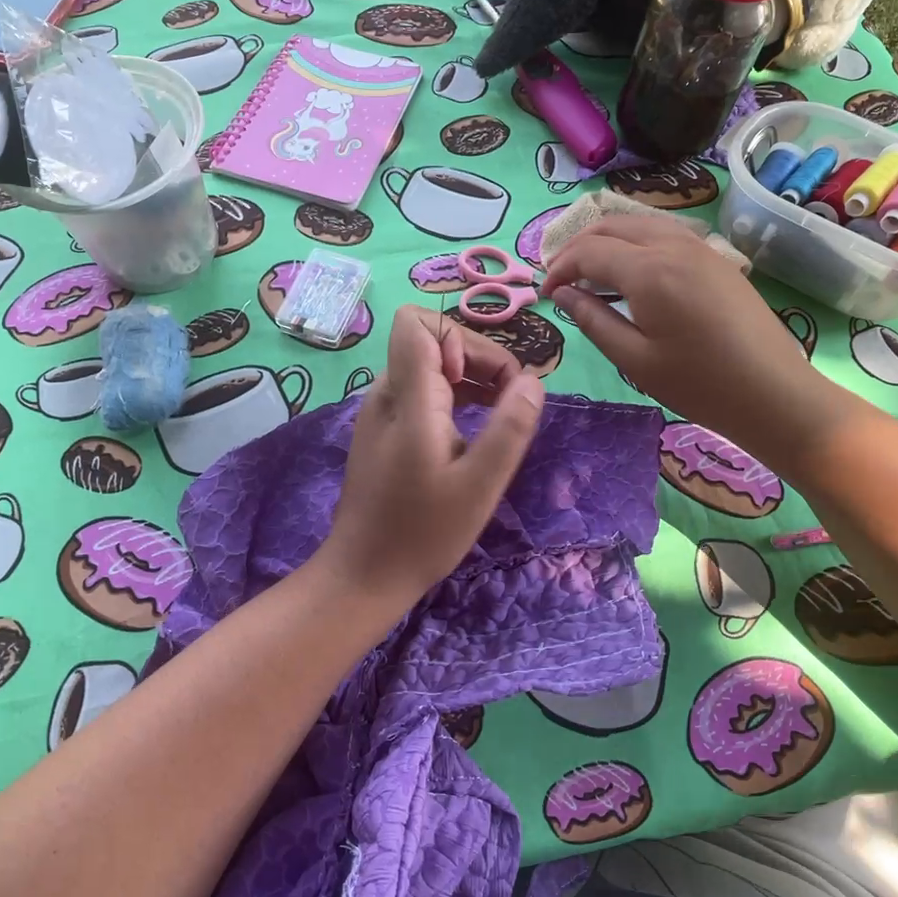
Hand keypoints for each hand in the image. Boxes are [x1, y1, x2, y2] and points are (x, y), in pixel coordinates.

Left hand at [320, 306, 543, 597]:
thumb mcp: (479, 485)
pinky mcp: (385, 434)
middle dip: (477, 358)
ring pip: (428, 367)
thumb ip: (510, 428)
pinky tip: (475, 430)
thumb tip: (534, 380)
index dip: (458, 336)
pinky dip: (453, 398)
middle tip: (510, 400)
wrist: (363, 574)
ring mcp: (382, 414)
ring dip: (469, 378)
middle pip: (430, 340)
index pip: (415, 322)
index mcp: (407, 398)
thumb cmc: (422, 533)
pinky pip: (421, 394)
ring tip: (502, 413)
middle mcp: (388, 395)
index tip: (483, 382)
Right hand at [542, 214, 811, 444]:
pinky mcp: (717, 259)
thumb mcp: (635, 360)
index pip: (588, 251)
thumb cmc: (699, 384)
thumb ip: (593, 320)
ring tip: (592, 274)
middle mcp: (673, 246)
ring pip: (640, 223)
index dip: (559, 268)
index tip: (546, 295)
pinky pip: (666, 233)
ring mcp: (700, 248)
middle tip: (562, 279)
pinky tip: (634, 274)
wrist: (774, 393)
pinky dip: (637, 243)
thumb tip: (564, 294)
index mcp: (648, 271)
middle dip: (579, 246)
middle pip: (612, 224)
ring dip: (608, 240)